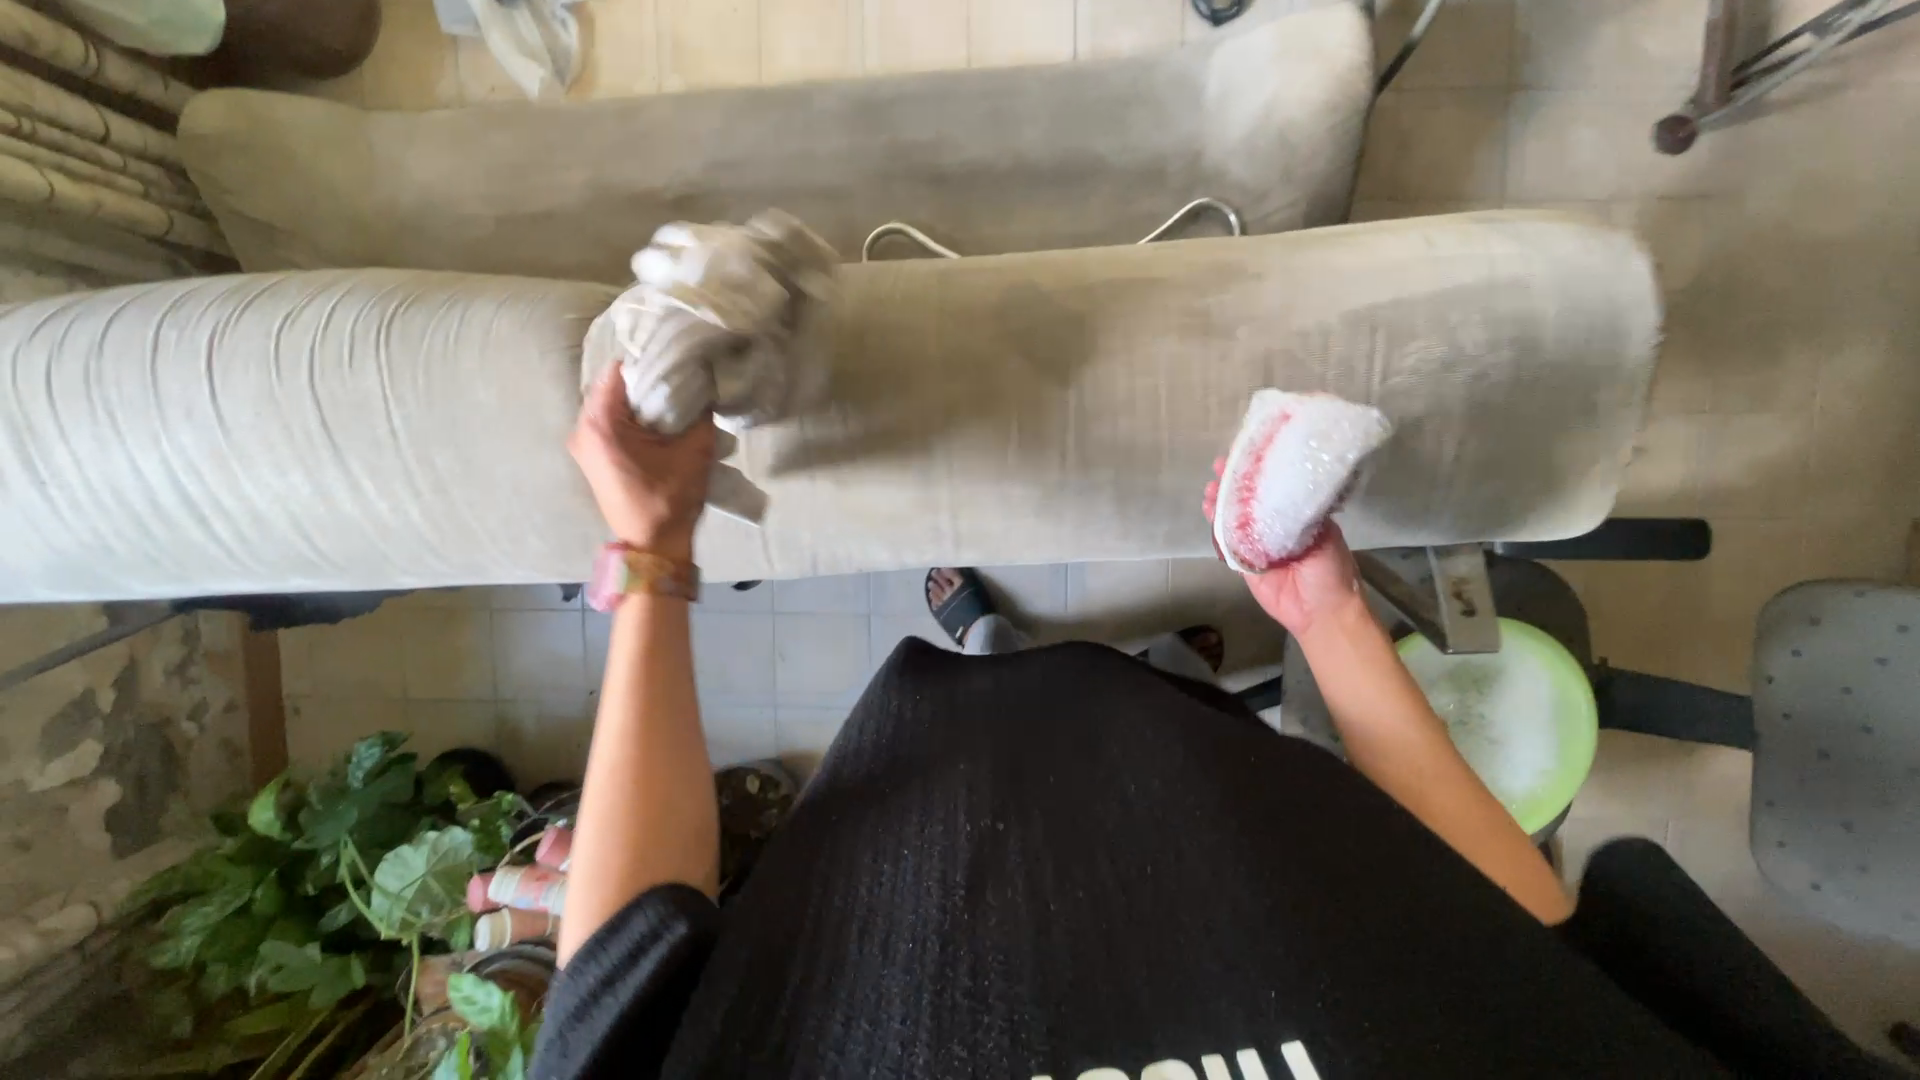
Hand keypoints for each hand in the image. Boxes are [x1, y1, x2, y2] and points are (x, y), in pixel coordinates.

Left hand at [570, 366, 717, 559]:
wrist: (654, 545)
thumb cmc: (670, 499)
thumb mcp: (694, 451)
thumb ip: (699, 413)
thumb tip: (704, 385)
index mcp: (600, 424)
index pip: (619, 372)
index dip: (650, 364)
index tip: (676, 365)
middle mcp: (582, 429)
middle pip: (613, 387)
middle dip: (646, 382)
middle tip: (679, 382)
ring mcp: (583, 444)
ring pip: (612, 404)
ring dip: (640, 401)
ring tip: (673, 403)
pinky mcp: (592, 456)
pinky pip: (610, 422)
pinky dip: (633, 418)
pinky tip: (659, 424)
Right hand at [1203, 457, 1365, 638]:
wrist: (1321, 612)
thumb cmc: (1331, 572)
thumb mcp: (1325, 534)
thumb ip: (1303, 513)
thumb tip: (1283, 487)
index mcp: (1298, 518)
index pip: (1275, 490)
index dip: (1259, 475)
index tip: (1246, 458)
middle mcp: (1276, 529)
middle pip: (1249, 503)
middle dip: (1233, 486)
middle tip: (1220, 469)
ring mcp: (1258, 546)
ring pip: (1235, 521)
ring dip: (1221, 504)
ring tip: (1209, 489)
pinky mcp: (1244, 564)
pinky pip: (1228, 544)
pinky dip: (1217, 529)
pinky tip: (1209, 513)